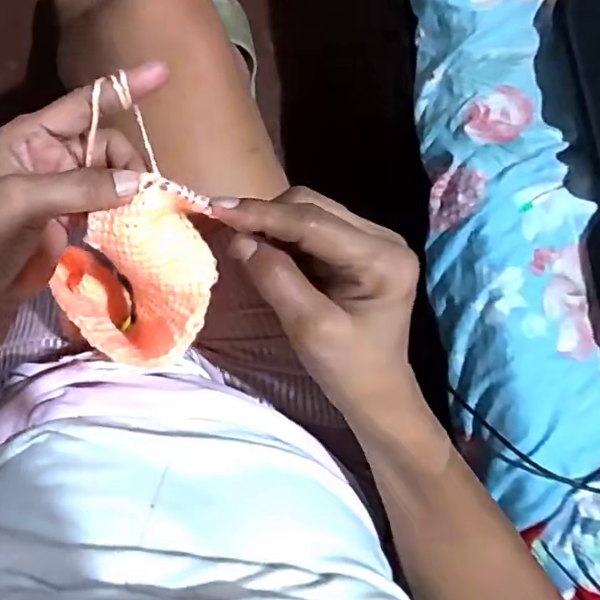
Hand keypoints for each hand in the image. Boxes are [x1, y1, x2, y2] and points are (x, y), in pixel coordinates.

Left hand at [0, 63, 169, 323]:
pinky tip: (130, 220)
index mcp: (30, 135)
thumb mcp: (23, 201)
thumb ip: (79, 187)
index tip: (163, 71)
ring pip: (111, 172)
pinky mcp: (72, 214)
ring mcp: (62, 184)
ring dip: (128, 186)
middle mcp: (49, 152)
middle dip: (126, 160)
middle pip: (104, 141)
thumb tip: (137, 183)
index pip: (83, 103)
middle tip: (141, 191)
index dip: (122, 87)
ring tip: (139, 209)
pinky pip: (108, 199)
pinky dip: (123, 207)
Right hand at [208, 187, 424, 421]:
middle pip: (311, 207)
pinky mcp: (353, 248)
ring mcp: (369, 240)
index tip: (217, 210)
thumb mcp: (309, 327)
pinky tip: (260, 246)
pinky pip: (307, 227)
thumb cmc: (347, 367)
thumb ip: (275, 279)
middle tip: (224, 228)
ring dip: (270, 222)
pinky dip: (278, 233)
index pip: (312, 223)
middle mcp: (381, 238)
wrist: (375, 392)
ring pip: (307, 211)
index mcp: (382, 259)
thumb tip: (239, 240)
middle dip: (265, 215)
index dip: (262, 213)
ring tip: (240, 239)